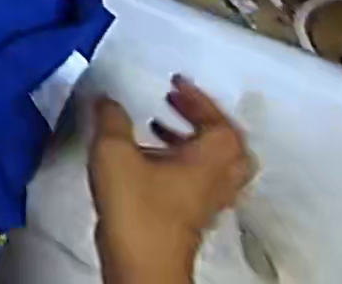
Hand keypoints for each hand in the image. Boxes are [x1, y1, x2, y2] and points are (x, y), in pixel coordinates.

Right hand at [89, 75, 255, 283]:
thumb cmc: (134, 203)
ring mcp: (205, 201)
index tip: (175, 82)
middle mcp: (214, 182)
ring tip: (159, 119)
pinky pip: (199, 175)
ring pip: (216, 163)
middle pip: (231, 148)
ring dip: (193, 136)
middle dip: (206, 119)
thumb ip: (112, 118)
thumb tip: (109, 99)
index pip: (223, 128)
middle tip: (176, 99)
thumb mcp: (113, 149)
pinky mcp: (189, 212)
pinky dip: (181, 154)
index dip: (203, 101)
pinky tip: (149, 150)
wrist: (141, 261)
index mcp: (205, 165)